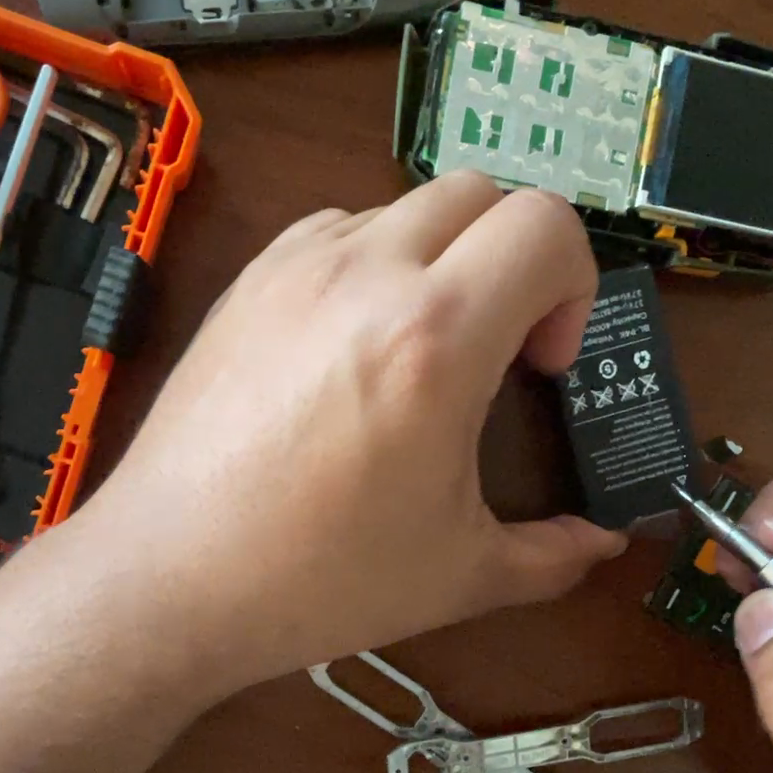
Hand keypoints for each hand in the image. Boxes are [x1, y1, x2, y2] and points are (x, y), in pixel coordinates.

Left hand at [67, 171, 624, 684]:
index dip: (573, 286)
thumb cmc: (318, 579)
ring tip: (419, 344)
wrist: (169, 575)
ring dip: (442, 257)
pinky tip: (349, 342)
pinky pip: (334, 230)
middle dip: (515, 258)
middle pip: (482, 193)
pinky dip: (371, 261)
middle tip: (496, 346)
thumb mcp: (457, 575)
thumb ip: (551, 554)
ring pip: (405, 205)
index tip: (543, 365)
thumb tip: (603, 543)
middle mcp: (366, 275)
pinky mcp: (245, 281)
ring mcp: (294, 267)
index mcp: (435, 336)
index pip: (546, 226)